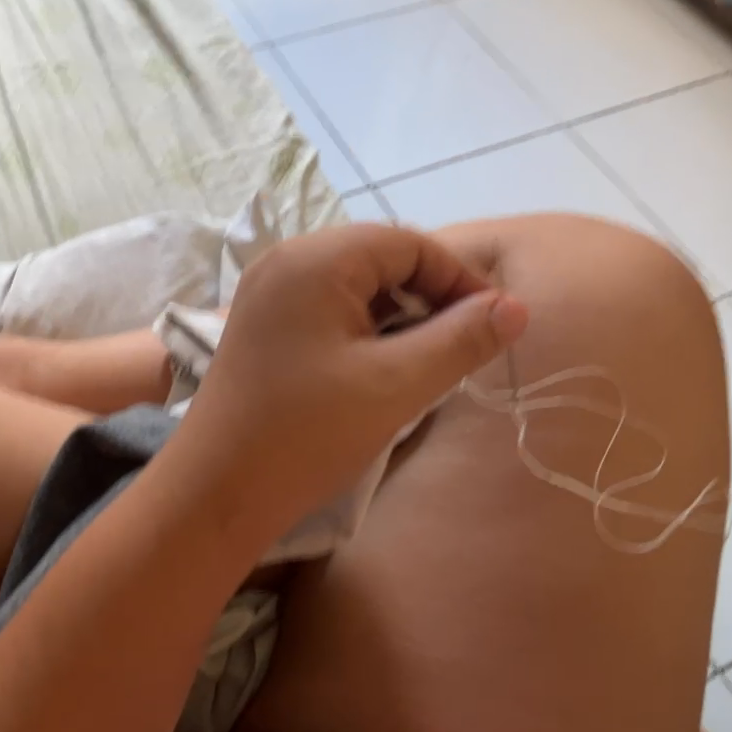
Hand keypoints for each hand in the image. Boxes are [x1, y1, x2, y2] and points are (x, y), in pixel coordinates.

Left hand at [171, 223, 529, 529]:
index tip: (496, 325)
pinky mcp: (261, 322)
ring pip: (354, 284)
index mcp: (315, 259)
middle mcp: (285, 260)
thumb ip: (461, 340)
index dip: (459, 279)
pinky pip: (326, 306)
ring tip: (425, 360)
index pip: (408, 243)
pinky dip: (363, 327)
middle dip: (429, 296)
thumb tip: (514, 307)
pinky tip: (379, 366)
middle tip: (463, 345)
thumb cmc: (307, 433)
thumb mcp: (397, 385)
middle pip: (379, 258)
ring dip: (398, 314)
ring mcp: (267, 291)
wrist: (217, 488)